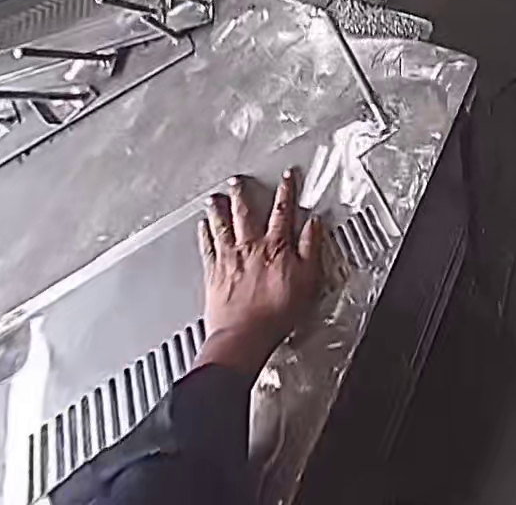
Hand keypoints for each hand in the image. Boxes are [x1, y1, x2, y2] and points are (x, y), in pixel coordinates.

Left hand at [195, 170, 323, 376]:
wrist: (245, 336)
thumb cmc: (276, 313)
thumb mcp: (307, 279)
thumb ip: (311, 248)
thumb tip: (314, 224)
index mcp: (275, 246)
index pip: (282, 211)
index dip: (286, 191)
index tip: (286, 177)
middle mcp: (250, 247)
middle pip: (245, 212)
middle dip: (242, 193)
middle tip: (238, 180)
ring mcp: (230, 258)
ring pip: (222, 225)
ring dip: (218, 209)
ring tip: (215, 197)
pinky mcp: (214, 273)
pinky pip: (207, 247)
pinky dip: (204, 234)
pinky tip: (201, 226)